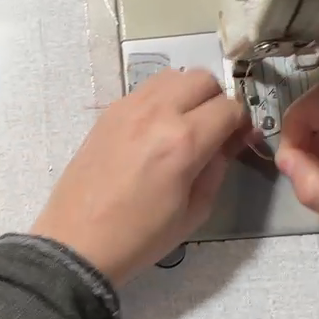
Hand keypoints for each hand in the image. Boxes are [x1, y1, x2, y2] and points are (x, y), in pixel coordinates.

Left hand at [32, 69, 255, 286]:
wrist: (79, 242)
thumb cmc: (140, 237)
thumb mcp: (194, 211)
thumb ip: (218, 168)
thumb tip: (231, 141)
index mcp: (183, 141)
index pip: (229, 108)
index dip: (240, 123)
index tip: (237, 140)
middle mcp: (156, 113)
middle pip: (202, 78)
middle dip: (215, 100)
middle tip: (211, 130)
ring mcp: (128, 108)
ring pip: (171, 76)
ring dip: (186, 93)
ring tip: (183, 125)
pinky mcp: (108, 112)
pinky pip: (144, 89)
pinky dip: (159, 99)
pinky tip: (154, 130)